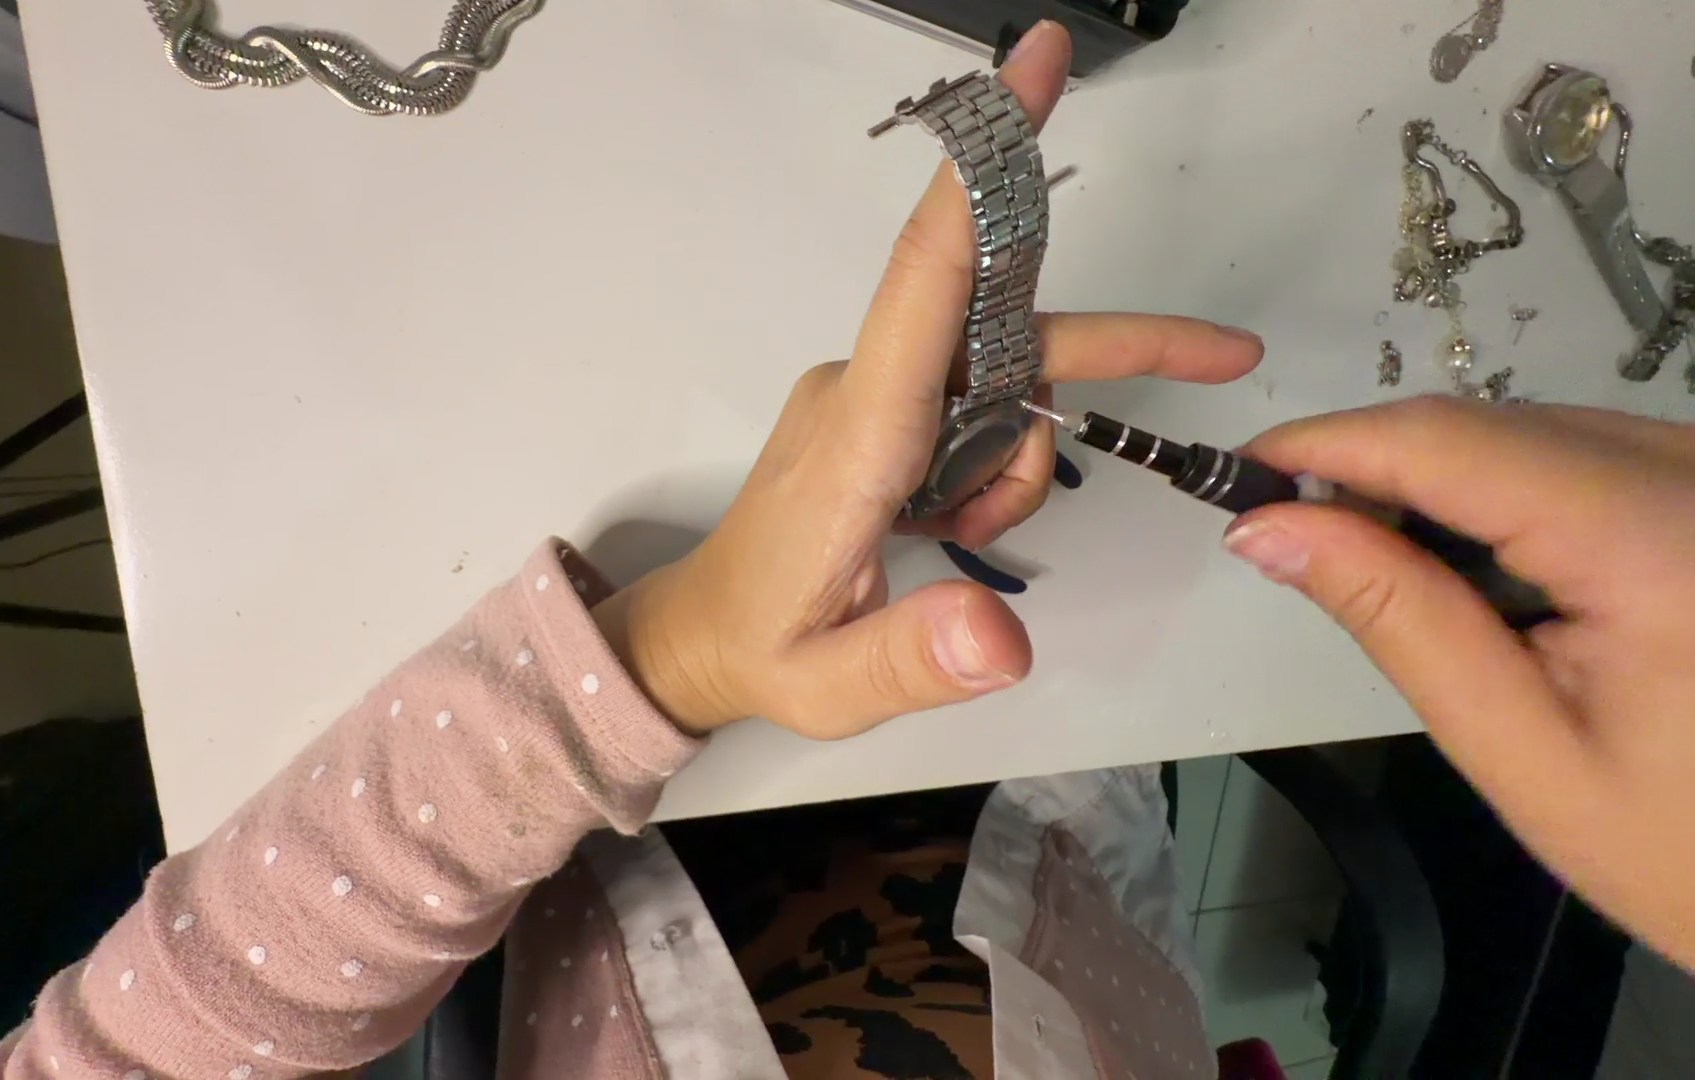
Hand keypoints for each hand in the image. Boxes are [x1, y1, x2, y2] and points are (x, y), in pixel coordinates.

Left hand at [595, 21, 1262, 740]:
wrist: (705, 634)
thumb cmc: (760, 648)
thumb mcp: (829, 684)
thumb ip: (911, 661)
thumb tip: (1003, 640)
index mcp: (855, 439)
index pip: (925, 281)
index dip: (982, 174)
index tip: (1030, 62)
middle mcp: (860, 394)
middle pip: (1008, 333)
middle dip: (1099, 359)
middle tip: (1218, 359)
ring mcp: (864, 400)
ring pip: (997, 380)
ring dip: (1017, 460)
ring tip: (960, 540)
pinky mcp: (869, 417)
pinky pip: (967, 407)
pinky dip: (992, 462)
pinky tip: (953, 521)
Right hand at [1233, 397, 1694, 968]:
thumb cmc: (1692, 849)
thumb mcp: (1514, 743)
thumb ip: (1389, 615)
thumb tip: (1261, 528)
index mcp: (1667, 548)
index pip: (1445, 444)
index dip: (1322, 443)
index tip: (1231, 474)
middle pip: (1483, 423)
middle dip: (1360, 462)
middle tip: (1283, 529)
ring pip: (1526, 428)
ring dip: (1418, 475)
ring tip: (1365, 552)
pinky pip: (1579, 450)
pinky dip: (1486, 483)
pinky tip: (1463, 551)